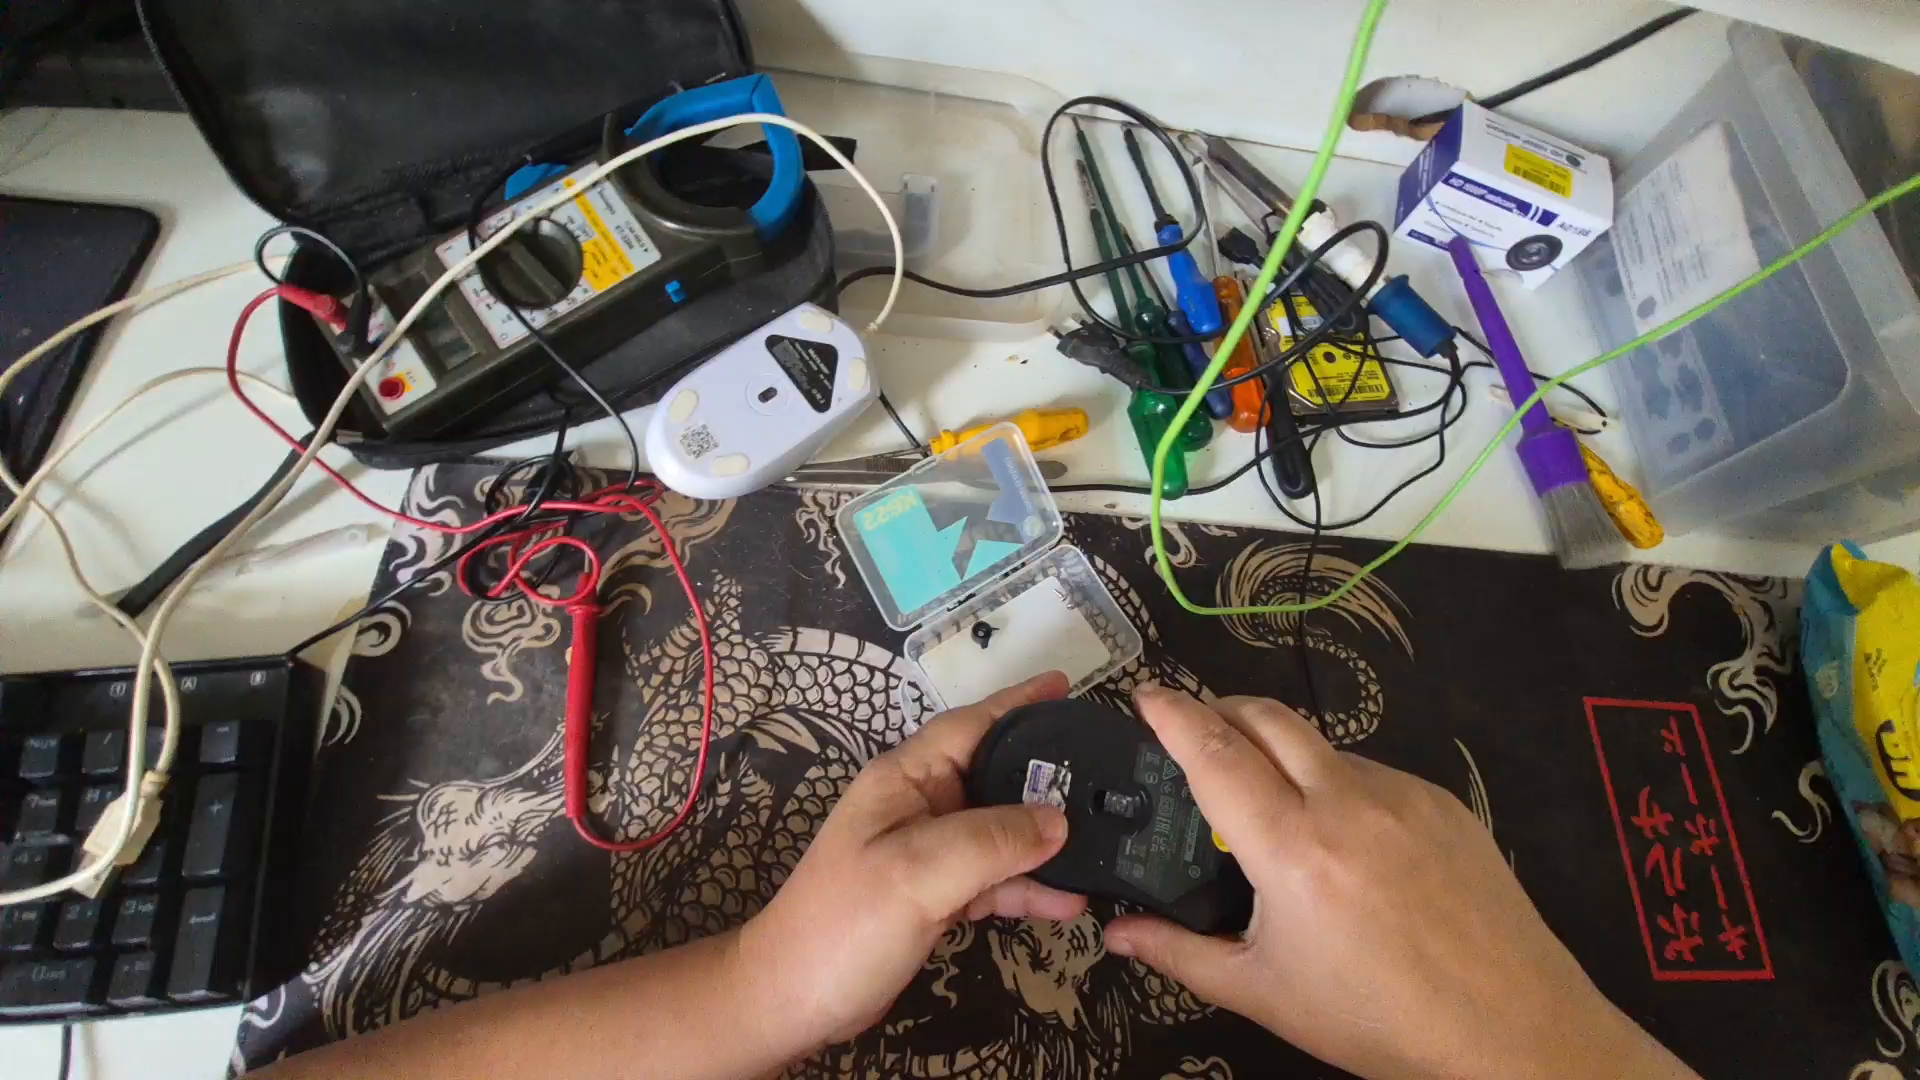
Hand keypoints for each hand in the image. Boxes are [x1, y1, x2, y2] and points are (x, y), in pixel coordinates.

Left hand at [739, 671, 1086, 1055]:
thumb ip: (990, 841)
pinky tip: (1069, 901)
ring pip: (1000, 829)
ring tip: (1102, 841)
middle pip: (993, 774)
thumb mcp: (919, 872)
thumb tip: (1059, 821)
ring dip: (1044, 839)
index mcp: (907, 777)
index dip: (1018, 701)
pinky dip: (1027, 886)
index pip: (970, 724)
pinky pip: (994, 876)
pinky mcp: (939, 891)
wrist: (796, 998)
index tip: (1065, 685)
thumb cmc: (847, 920)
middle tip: (1102, 771)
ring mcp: (931, 848)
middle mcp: (922, 802)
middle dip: (1044, 773)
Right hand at [1103, 686, 1700, 1079]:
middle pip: (1264, 715)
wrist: (1529, 1042)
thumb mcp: (1266, 992)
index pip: (1216, 754)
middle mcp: (1345, 802)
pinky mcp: (1440, 798)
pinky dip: (1329, 780)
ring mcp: (1399, 793)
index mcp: (1293, 849)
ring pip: (1314, 742)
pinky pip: (1363, 767)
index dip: (1172, 713)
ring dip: (1275, 749)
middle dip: (1218, 708)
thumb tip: (1112, 933)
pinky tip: (1340, 835)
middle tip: (1194, 731)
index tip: (1143, 693)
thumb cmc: (1380, 1021)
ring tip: (1270, 801)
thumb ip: (1179, 952)